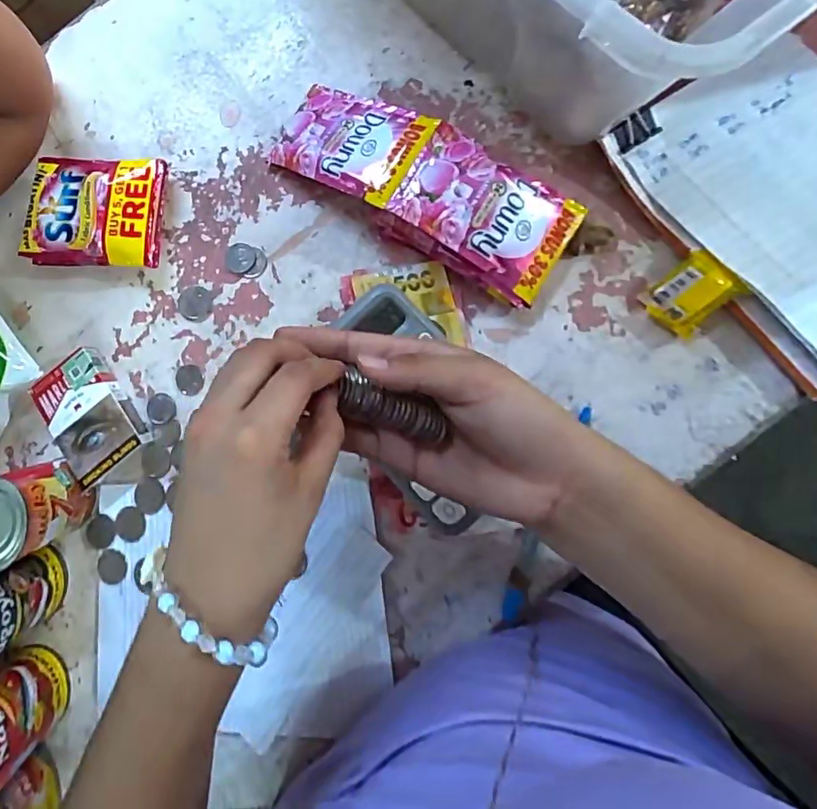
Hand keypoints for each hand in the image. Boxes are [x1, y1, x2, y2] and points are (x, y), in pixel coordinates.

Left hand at [163, 338, 346, 641]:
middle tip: (320, 370)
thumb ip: (326, 433)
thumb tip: (328, 396)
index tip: (342, 373)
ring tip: (299, 380)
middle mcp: (219, 414)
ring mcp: (198, 419)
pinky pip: (223, 385)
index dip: (323, 367)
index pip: (293, 373)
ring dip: (269, 360)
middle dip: (293, 351)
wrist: (206, 589)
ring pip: (235, 363)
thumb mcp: (310, 491)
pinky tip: (272, 398)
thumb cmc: (267, 550)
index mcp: (254, 434)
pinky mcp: (191, 429)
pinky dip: (250, 378)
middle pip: (257, 352)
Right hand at [275, 327, 619, 527]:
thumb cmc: (515, 414)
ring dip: (316, 402)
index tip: (283, 337)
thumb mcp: (472, 379)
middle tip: (266, 370)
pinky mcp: (397, 457)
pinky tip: (303, 430)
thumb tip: (359, 360)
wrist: (549, 479)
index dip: (324, 340)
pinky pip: (359, 441)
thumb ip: (416, 370)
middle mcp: (401, 386)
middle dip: (312, 369)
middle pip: (348, 374)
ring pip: (348, 408)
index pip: (362, 344)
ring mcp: (397, 422)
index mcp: (419, 358)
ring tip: (274, 399)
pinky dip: (333, 434)